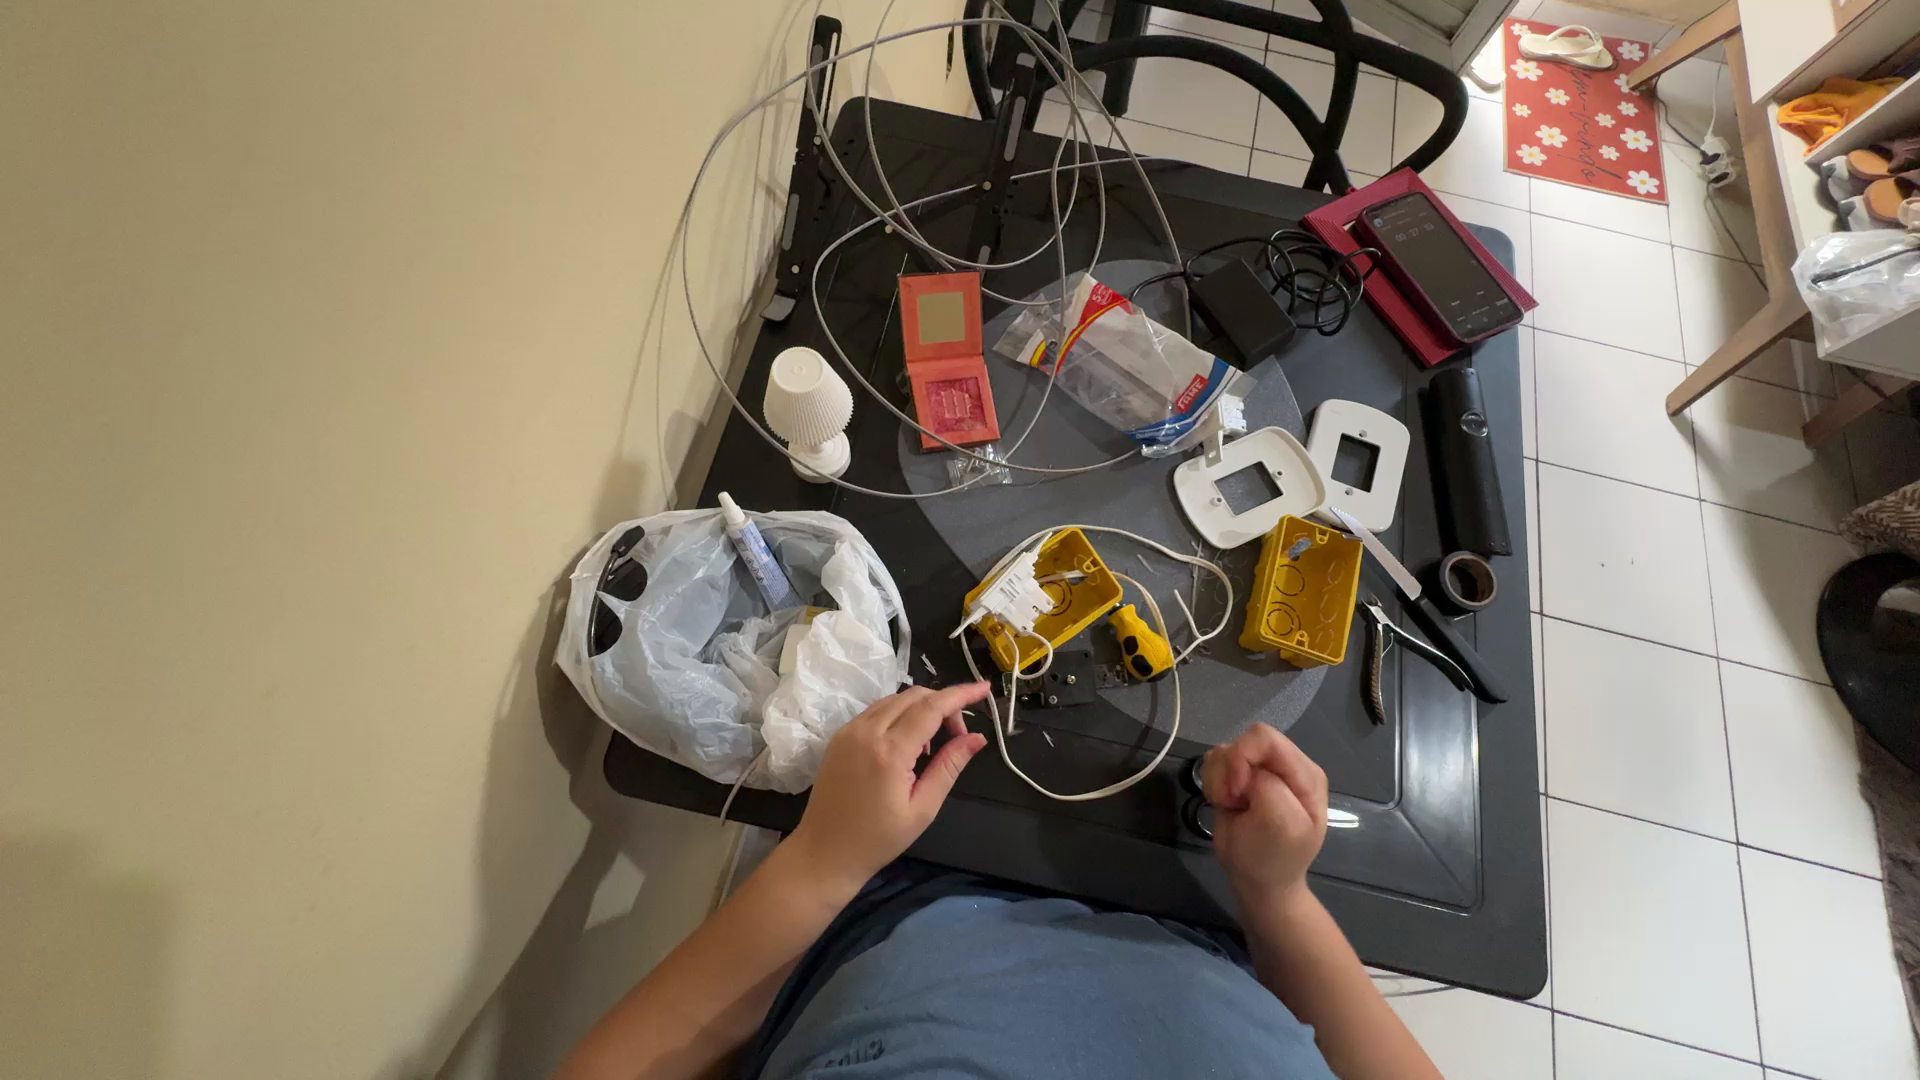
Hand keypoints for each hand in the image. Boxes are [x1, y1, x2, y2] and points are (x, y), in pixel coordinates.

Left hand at [786, 683, 991, 890]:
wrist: (823, 853)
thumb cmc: (877, 840)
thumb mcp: (923, 808)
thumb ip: (950, 766)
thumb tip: (977, 738)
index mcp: (889, 752)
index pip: (932, 707)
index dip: (961, 695)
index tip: (984, 689)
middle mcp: (866, 731)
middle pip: (915, 696)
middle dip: (944, 705)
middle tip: (958, 736)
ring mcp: (849, 730)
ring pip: (895, 699)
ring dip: (922, 708)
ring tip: (933, 744)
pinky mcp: (840, 735)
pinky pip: (877, 710)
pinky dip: (900, 714)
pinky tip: (908, 743)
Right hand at [1202, 724, 1328, 903]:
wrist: (1257, 880)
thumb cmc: (1274, 857)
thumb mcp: (1283, 825)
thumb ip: (1268, 786)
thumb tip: (1244, 773)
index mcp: (1304, 772)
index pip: (1265, 738)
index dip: (1242, 757)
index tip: (1237, 791)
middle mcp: (1283, 764)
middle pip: (1242, 741)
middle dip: (1229, 771)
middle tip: (1233, 801)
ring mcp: (1259, 768)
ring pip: (1224, 751)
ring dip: (1218, 779)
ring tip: (1231, 806)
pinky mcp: (1237, 775)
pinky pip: (1214, 762)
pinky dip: (1212, 782)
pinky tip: (1224, 802)